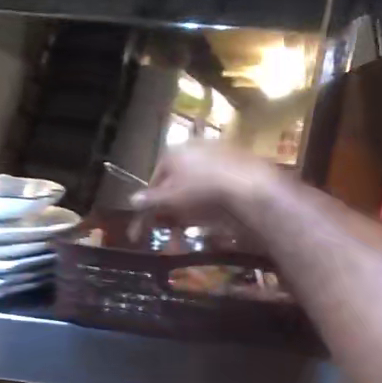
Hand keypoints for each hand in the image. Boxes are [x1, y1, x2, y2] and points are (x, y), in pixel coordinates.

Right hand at [129, 144, 286, 220]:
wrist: (249, 187)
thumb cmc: (201, 189)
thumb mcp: (170, 198)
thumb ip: (150, 201)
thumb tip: (132, 200)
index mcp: (174, 152)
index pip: (154, 180)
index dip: (150, 206)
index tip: (147, 227)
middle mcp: (194, 148)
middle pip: (175, 184)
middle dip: (170, 212)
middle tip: (170, 234)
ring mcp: (218, 155)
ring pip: (195, 187)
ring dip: (188, 213)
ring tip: (189, 233)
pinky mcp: (238, 165)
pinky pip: (215, 188)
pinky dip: (208, 206)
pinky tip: (211, 222)